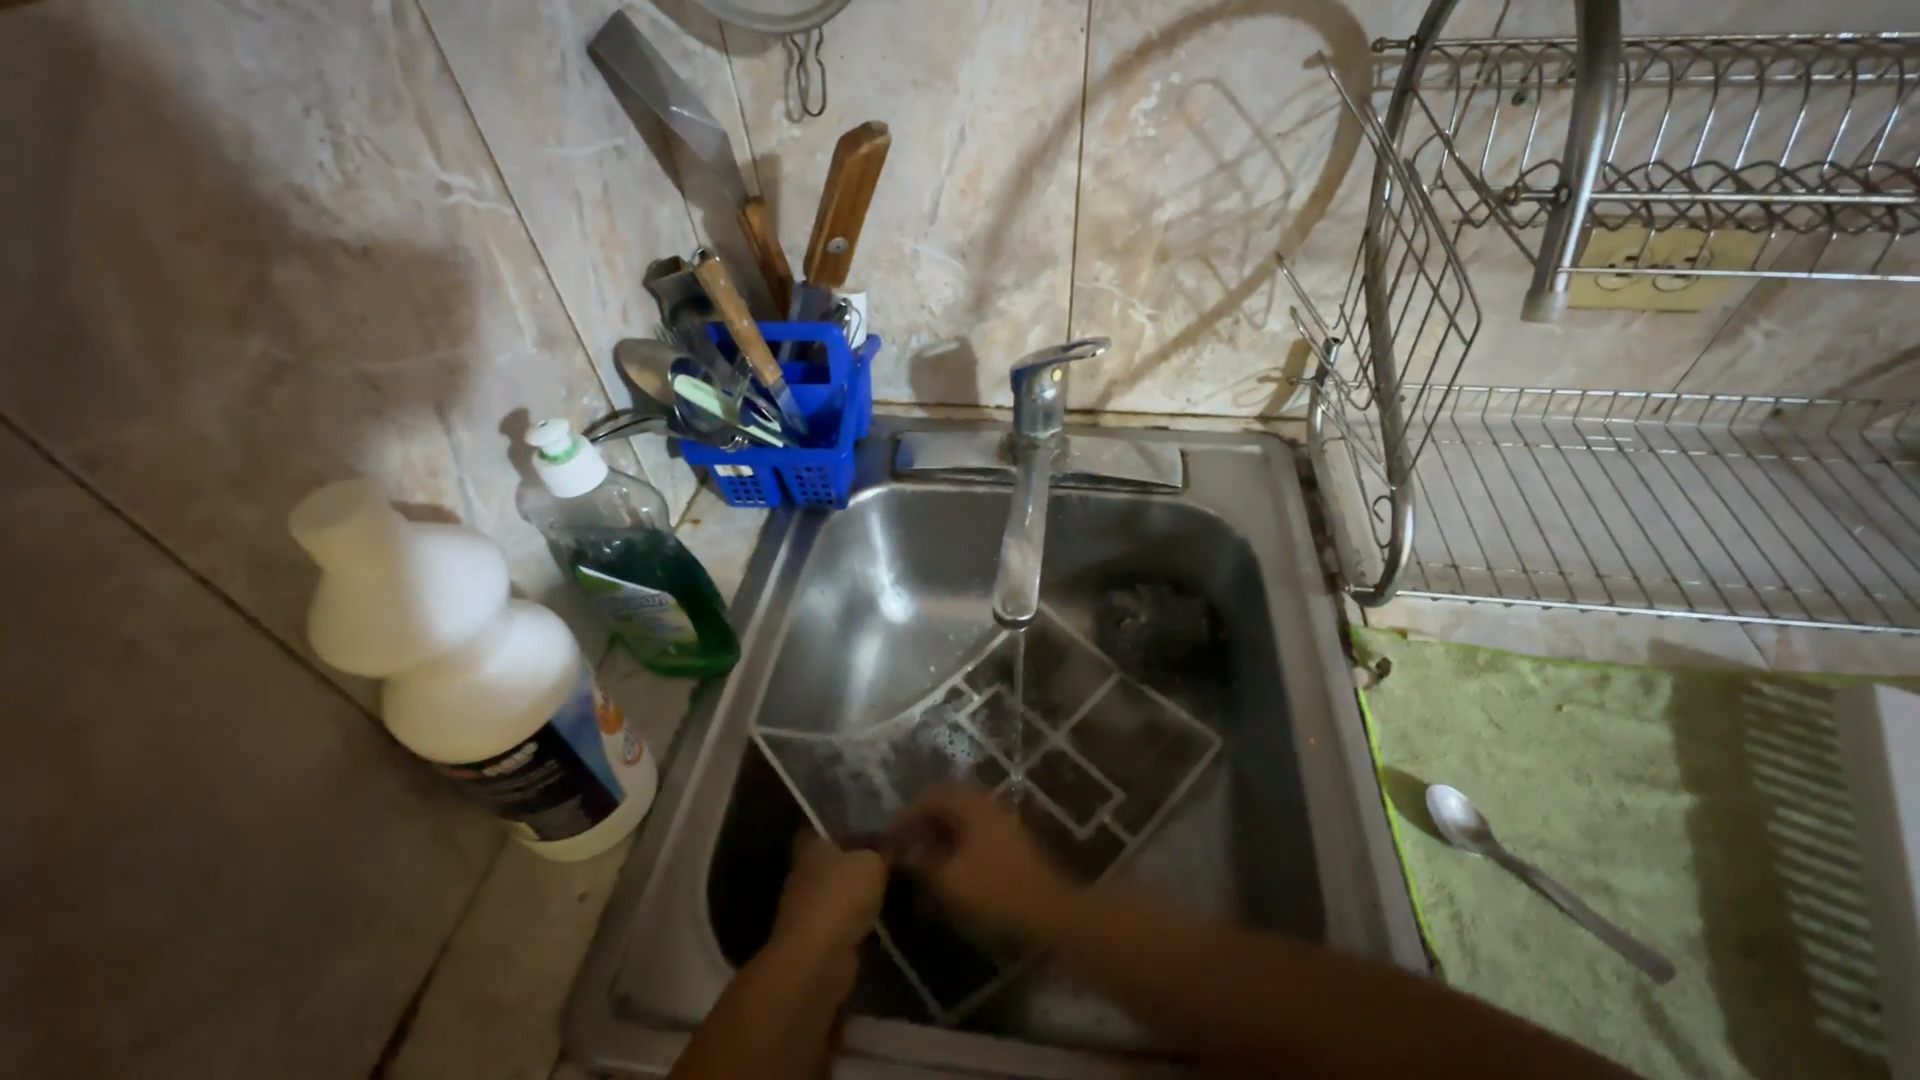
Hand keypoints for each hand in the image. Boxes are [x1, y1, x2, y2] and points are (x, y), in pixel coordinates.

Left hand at [769, 829, 887, 960]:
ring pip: (843, 888)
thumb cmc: (841, 896)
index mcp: (811, 843)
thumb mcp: (872, 862)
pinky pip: (847, 916)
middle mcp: (806, 870)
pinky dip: (863, 916)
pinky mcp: (820, 935)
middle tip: (897, 848)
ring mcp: (810, 904)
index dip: (854, 819)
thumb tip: (896, 841)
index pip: (830, 822)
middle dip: (862, 854)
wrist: (819, 959)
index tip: (882, 818)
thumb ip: (883, 849)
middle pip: (838, 856)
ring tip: (898, 878)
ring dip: (863, 888)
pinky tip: (888, 911)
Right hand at [888, 784, 1076, 933]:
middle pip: (947, 805)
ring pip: (962, 822)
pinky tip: (947, 873)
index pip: (931, 796)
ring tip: (921, 864)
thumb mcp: (948, 879)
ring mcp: (1003, 824)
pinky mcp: (1011, 845)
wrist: (1050, 912)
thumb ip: (920, 861)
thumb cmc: (995, 890)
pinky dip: (956, 848)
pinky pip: (975, 836)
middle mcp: (988, 805)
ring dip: (939, 838)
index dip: (906, 816)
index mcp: (972, 804)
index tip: (889, 839)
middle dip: (922, 825)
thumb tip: (898, 851)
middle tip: (904, 850)